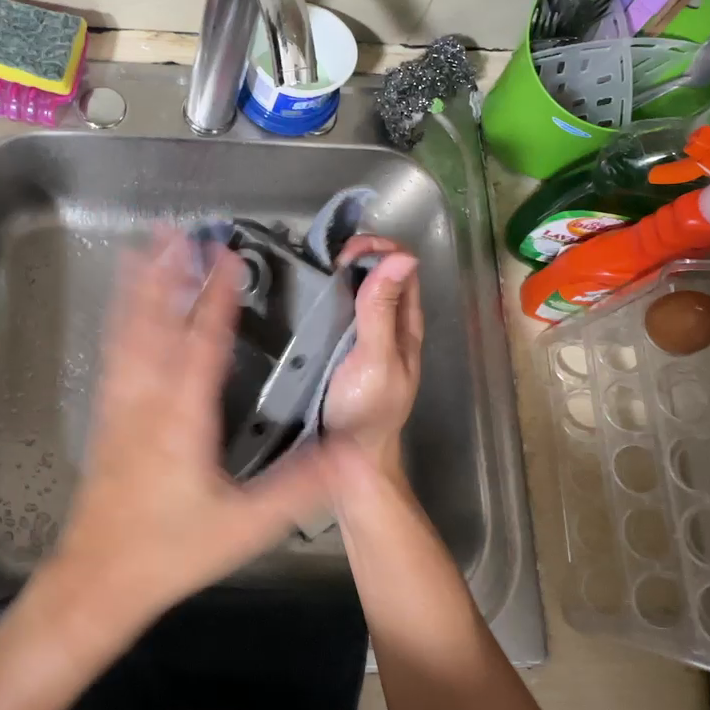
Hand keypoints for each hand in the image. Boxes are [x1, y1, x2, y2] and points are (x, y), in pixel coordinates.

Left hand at [43, 232, 335, 638]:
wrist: (99, 578)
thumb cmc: (171, 551)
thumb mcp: (246, 524)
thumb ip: (301, 486)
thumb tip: (354, 454)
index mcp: (183, 417)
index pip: (204, 341)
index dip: (216, 294)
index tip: (226, 254)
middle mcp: (147, 400)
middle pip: (155, 322)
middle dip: (166, 274)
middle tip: (174, 231)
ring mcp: (120, 407)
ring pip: (128, 333)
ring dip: (138, 287)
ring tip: (144, 248)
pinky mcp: (106, 419)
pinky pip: (112, 356)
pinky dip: (118, 322)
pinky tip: (121, 312)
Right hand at [323, 236, 424, 471]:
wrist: (348, 460)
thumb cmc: (366, 412)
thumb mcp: (375, 359)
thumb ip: (382, 311)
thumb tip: (401, 257)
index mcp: (405, 323)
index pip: (402, 265)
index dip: (378, 249)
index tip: (343, 255)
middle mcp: (388, 324)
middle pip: (380, 272)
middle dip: (355, 255)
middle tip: (322, 261)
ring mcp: (364, 337)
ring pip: (358, 290)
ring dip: (338, 274)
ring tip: (309, 272)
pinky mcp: (340, 350)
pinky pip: (338, 312)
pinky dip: (324, 296)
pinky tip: (303, 299)